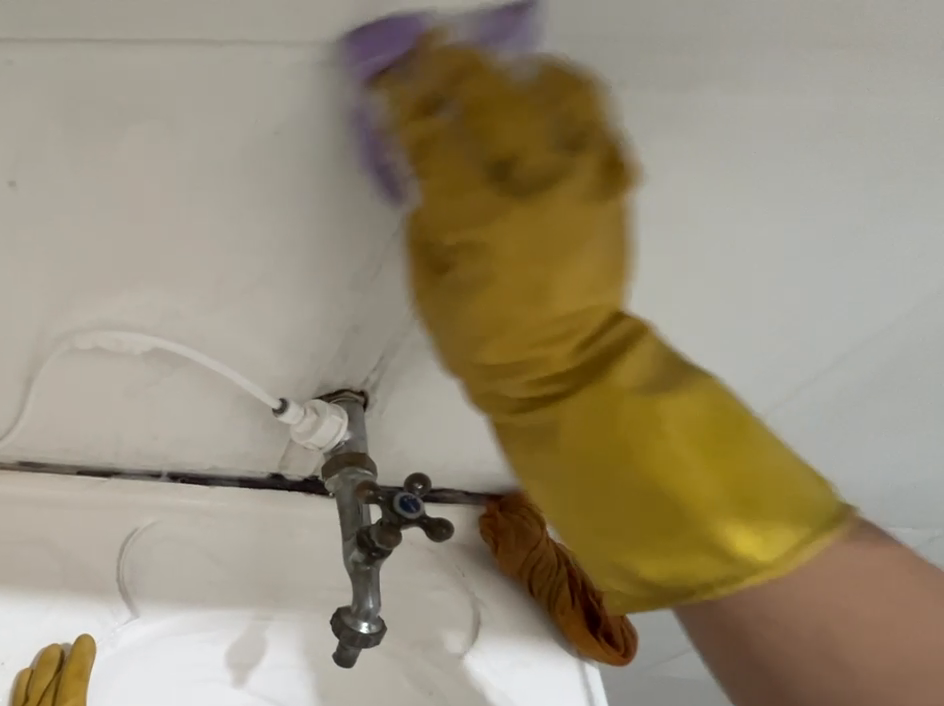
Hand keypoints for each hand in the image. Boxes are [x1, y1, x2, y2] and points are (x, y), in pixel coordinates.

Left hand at [0, 635, 147, 705]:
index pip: (72, 696)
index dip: (79, 667)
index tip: (84, 644)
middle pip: (46, 694)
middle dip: (58, 666)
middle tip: (67, 644)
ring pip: (26, 705)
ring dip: (36, 677)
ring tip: (47, 655)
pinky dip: (17, 700)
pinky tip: (22, 686)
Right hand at [378, 40, 635, 418]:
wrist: (560, 363)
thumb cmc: (478, 337)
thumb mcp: (429, 286)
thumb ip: (428, 225)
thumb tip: (429, 181)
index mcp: (483, 222)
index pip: (435, 148)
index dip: (406, 110)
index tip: (385, 82)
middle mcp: (540, 187)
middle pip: (498, 105)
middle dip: (458, 71)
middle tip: (432, 47)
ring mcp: (588, 179)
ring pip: (561, 96)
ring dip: (521, 72)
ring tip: (498, 62)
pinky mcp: (614, 182)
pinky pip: (596, 119)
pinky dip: (569, 94)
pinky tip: (546, 88)